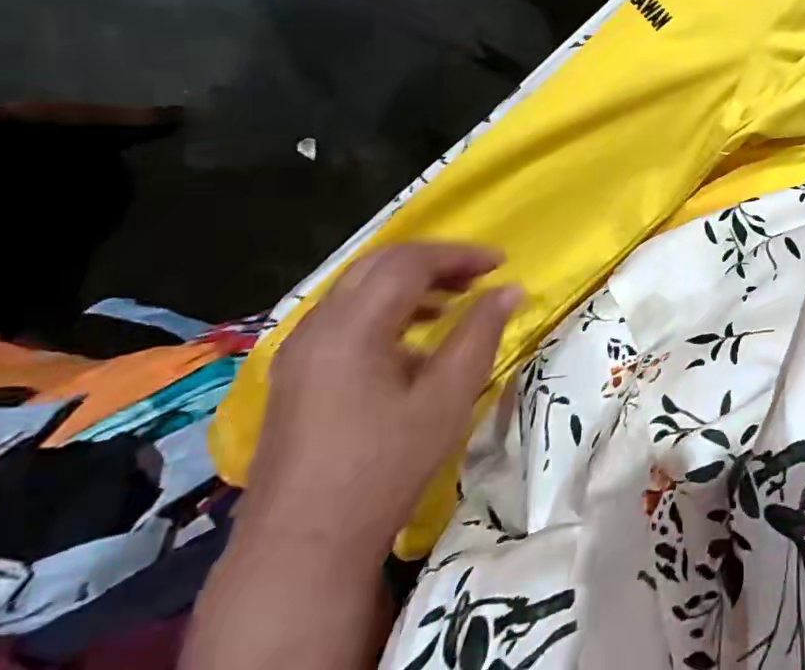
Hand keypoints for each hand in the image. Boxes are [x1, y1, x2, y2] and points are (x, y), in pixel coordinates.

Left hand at [245, 242, 519, 555]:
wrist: (302, 548)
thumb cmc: (383, 470)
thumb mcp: (445, 400)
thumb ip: (479, 335)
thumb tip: (509, 290)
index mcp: (350, 326)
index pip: (408, 263)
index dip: (458, 255)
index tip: (501, 263)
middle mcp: (317, 326)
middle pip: (378, 266)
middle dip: (433, 263)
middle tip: (478, 276)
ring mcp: (298, 351)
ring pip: (357, 290)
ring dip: (407, 285)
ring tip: (452, 305)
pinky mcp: (294, 375)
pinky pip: (343, 319)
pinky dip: (383, 312)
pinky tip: (411, 345)